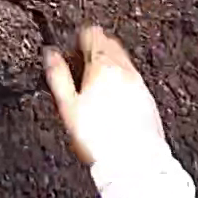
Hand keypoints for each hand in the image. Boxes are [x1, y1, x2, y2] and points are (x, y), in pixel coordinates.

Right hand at [45, 25, 167, 166]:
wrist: (133, 163)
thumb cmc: (98, 138)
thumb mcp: (67, 106)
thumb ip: (58, 75)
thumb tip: (50, 54)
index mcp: (102, 65)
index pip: (93, 34)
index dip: (80, 37)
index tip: (73, 47)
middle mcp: (123, 69)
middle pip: (109, 43)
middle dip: (95, 47)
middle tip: (82, 61)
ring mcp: (137, 83)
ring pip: (122, 60)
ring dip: (109, 62)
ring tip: (95, 81)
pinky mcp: (147, 98)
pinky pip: (131, 77)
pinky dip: (120, 79)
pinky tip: (112, 97)